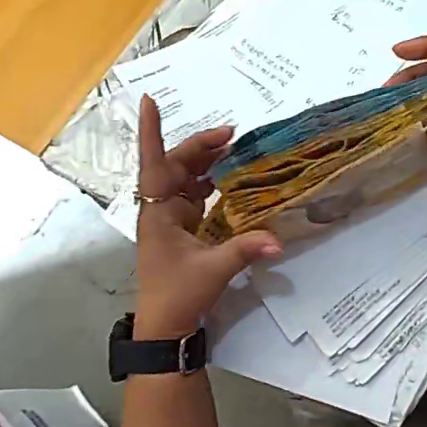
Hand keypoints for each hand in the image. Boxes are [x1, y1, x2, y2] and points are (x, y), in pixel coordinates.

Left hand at [133, 94, 283, 340]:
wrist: (164, 325)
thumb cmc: (177, 294)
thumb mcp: (214, 269)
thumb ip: (245, 250)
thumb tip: (278, 241)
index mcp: (158, 213)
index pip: (153, 165)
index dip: (151, 132)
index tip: (148, 101)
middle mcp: (160, 210)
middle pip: (175, 167)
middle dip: (200, 147)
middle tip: (231, 134)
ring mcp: (169, 219)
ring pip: (183, 179)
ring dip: (204, 162)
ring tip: (232, 149)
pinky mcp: (180, 229)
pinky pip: (192, 195)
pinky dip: (208, 183)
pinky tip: (227, 179)